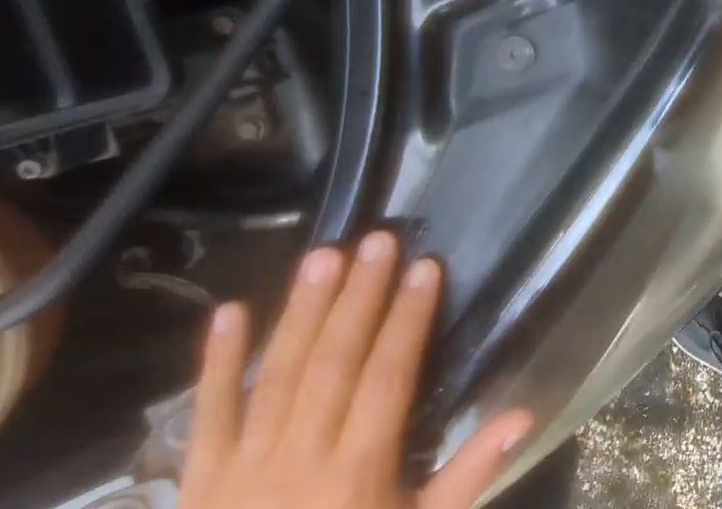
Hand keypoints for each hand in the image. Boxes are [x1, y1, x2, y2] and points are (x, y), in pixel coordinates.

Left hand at [183, 231, 532, 508]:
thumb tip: (525, 414)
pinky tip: (230, 311)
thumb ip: (469, 474)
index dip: (408, 320)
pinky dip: (217, 363)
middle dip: (359, 298)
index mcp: (357, 473)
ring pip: (277, 374)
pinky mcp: (197, 481)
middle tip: (379, 240)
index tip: (426, 268)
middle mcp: (299, 458)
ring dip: (302, 312)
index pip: (387, 377)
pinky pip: (208, 414)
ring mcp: (242, 467)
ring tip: (324, 255)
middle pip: (333, 363)